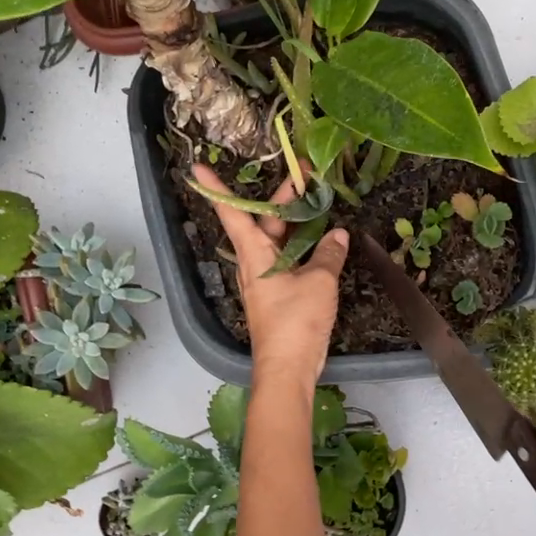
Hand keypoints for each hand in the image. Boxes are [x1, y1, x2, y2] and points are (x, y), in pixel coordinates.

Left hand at [194, 164, 348, 388]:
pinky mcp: (280, 296)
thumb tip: (338, 234)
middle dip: (282, 198)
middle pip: (264, 222)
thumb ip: (328, 254)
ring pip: (278, 242)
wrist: (288, 368)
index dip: (216, 189)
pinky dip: (303, 247)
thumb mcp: (319, 282)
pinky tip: (324, 241)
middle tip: (306, 174)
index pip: (232, 214)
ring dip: (295, 222)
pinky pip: (289, 261)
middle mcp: (255, 264)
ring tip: (318, 201)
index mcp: (255, 254)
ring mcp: (267, 281)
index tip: (197, 167)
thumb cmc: (295, 322)